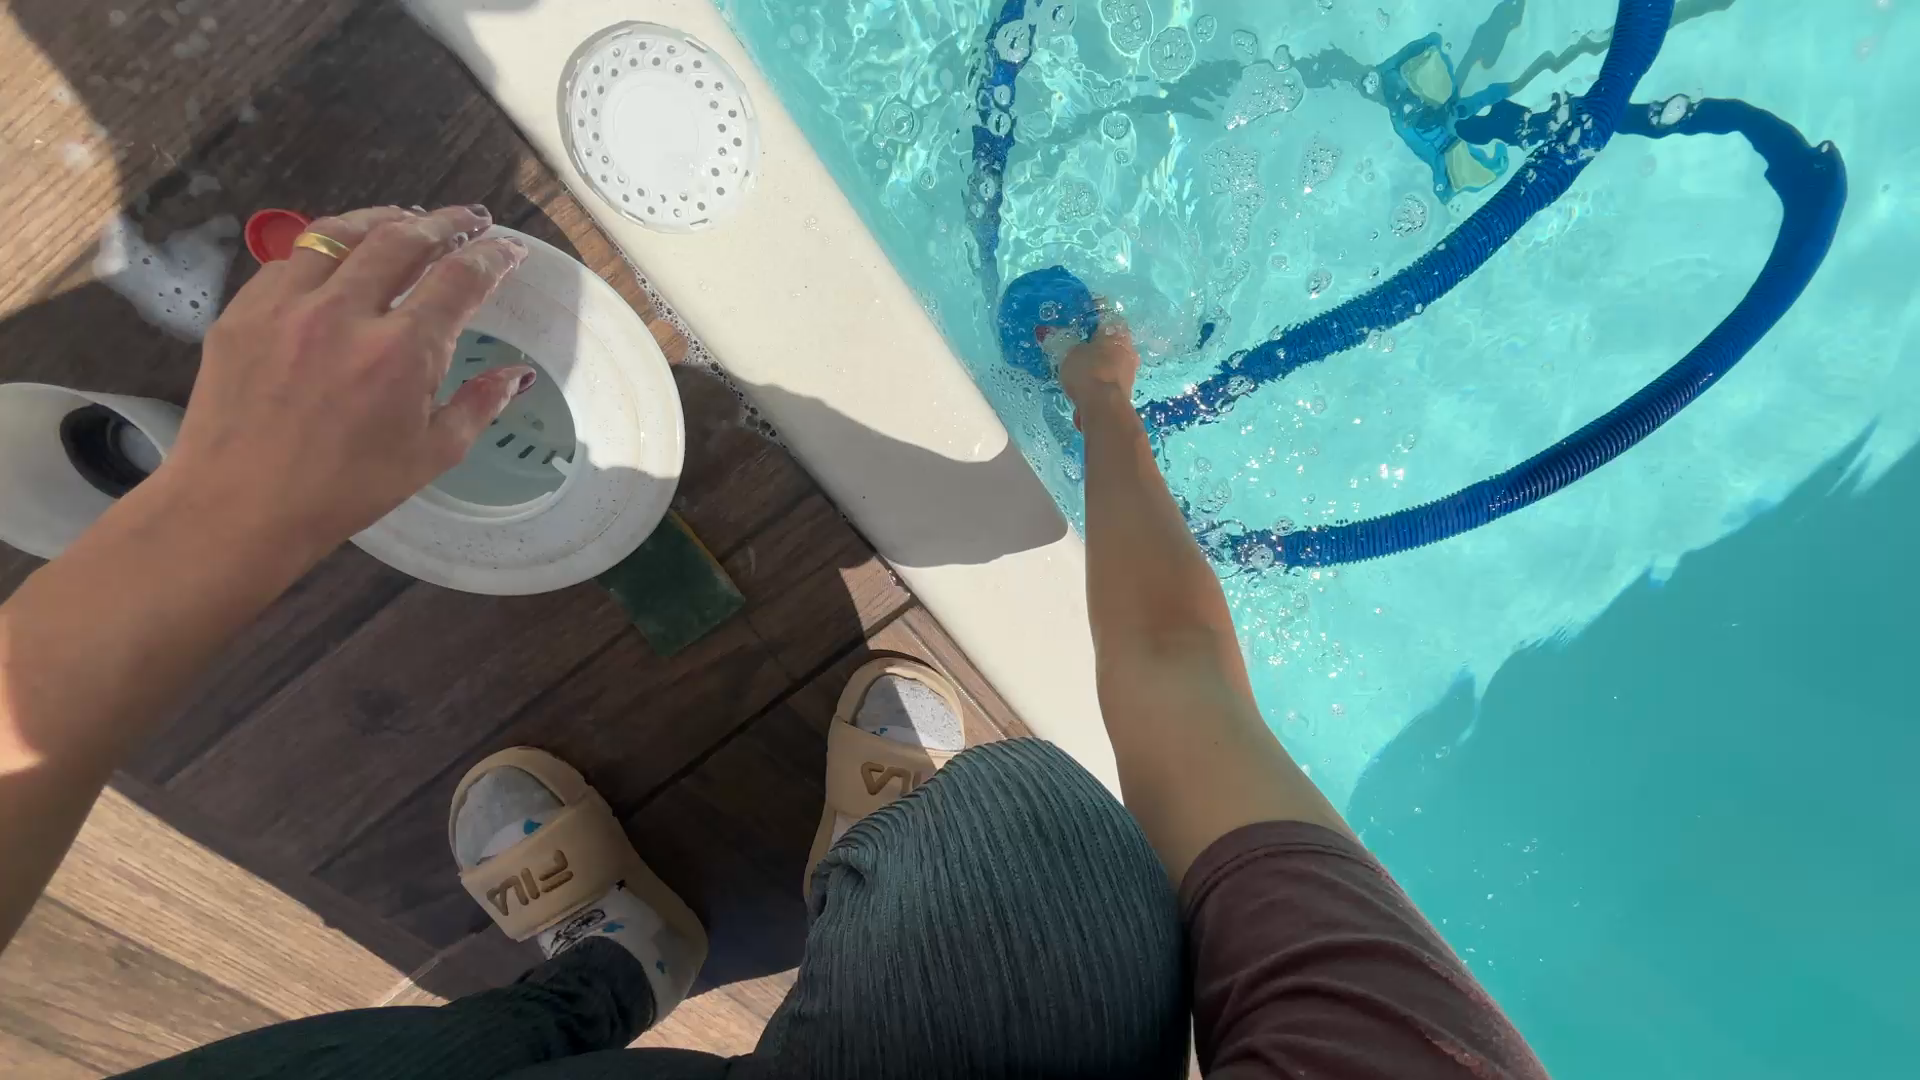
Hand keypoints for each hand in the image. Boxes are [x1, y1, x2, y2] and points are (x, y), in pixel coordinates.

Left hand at [157, 204, 531, 563]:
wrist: (243, 501)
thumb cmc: (354, 486)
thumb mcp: (437, 452)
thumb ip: (480, 403)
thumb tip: (517, 374)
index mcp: (402, 353)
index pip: (459, 281)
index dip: (492, 257)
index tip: (512, 249)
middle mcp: (346, 315)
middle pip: (401, 241)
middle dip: (445, 223)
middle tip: (471, 218)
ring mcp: (287, 306)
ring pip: (340, 234)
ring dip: (385, 219)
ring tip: (410, 219)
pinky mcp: (245, 311)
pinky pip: (294, 258)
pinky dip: (331, 245)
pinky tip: (347, 252)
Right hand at [1047, 307, 1140, 423]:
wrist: (1103, 407)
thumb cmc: (1087, 371)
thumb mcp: (1069, 352)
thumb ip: (1063, 342)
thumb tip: (1051, 334)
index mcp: (1117, 332)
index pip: (1106, 315)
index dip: (1094, 312)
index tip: (1083, 312)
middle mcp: (1128, 348)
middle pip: (1111, 340)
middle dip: (1097, 341)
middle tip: (1080, 342)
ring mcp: (1130, 370)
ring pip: (1112, 360)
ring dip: (1099, 362)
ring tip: (1081, 366)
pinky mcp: (1125, 390)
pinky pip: (1109, 378)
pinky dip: (1099, 378)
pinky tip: (1087, 383)